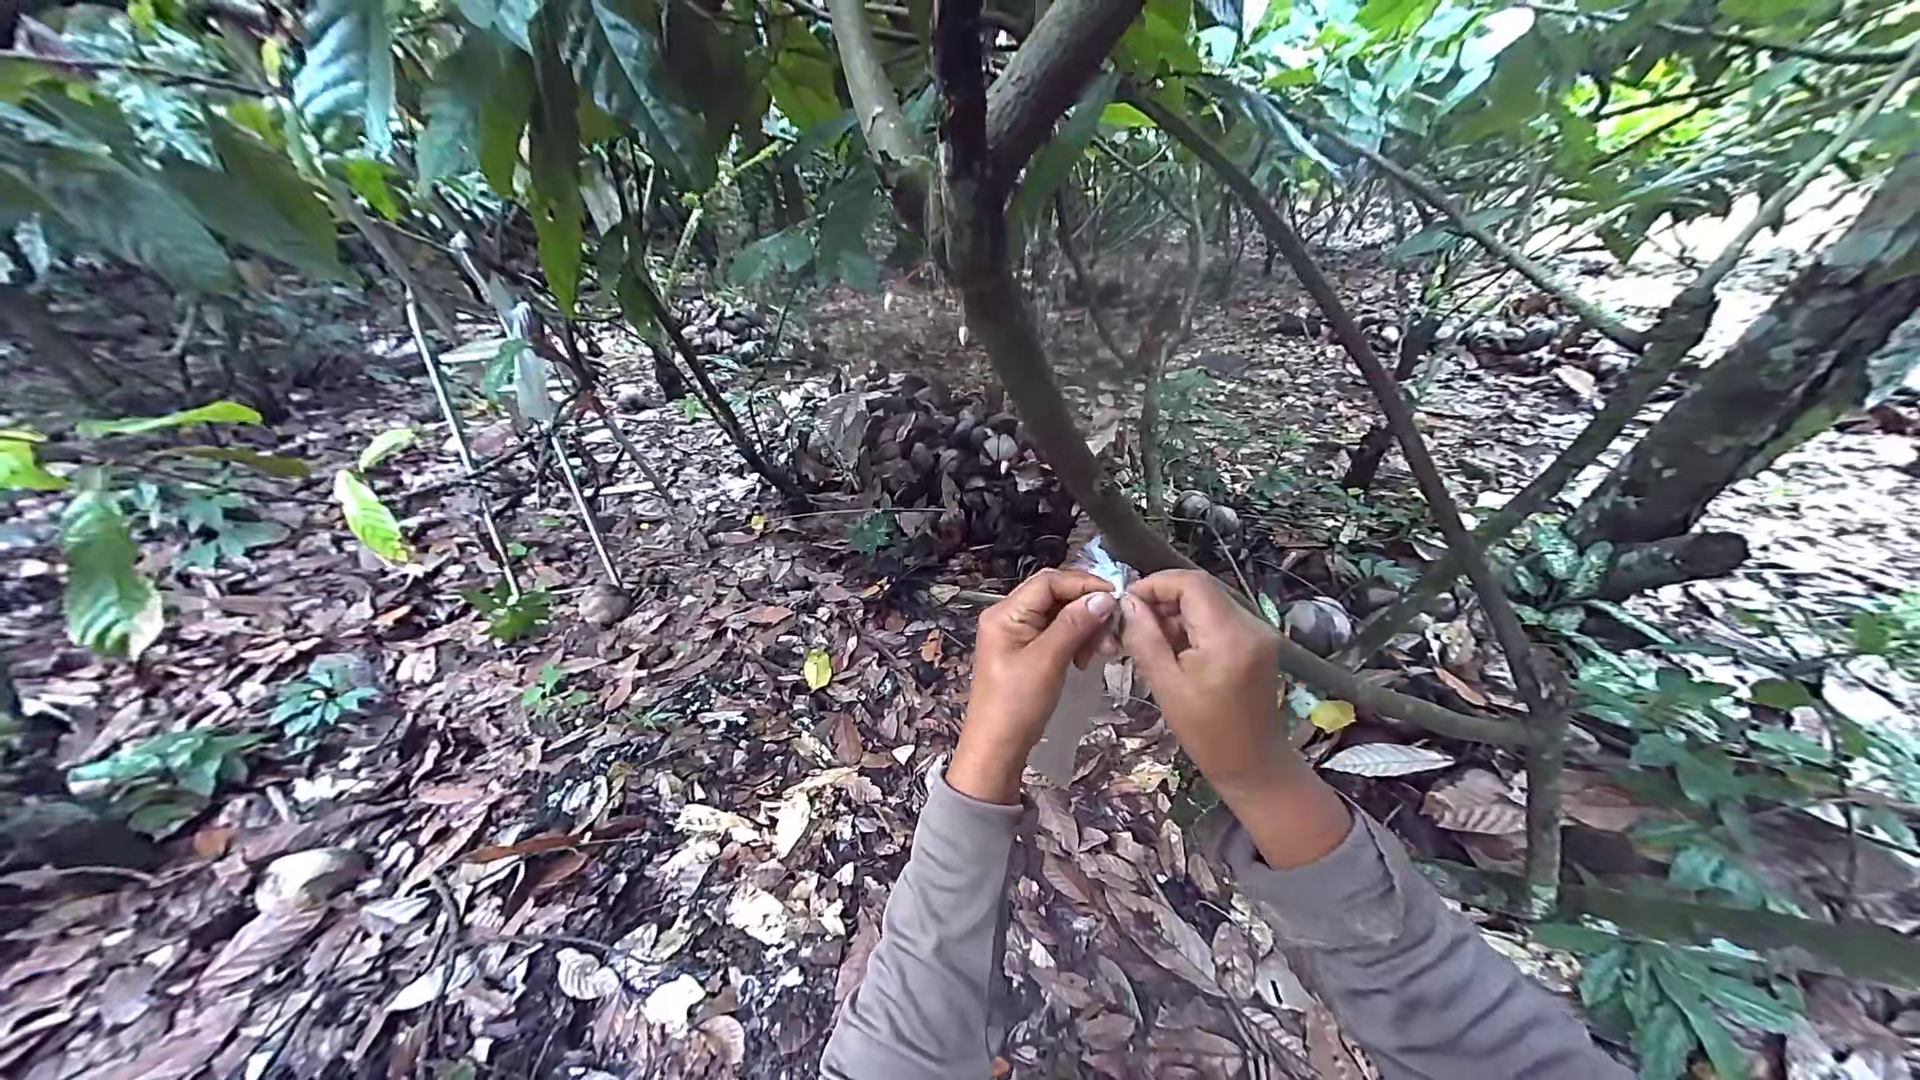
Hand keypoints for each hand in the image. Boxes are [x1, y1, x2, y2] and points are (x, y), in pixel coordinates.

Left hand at [948, 569, 1118, 802]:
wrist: (997, 749)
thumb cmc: (1018, 704)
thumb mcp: (1048, 661)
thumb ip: (1074, 624)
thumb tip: (1105, 597)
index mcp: (1005, 613)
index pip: (1048, 581)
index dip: (1083, 584)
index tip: (1116, 597)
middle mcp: (1008, 617)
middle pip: (1054, 595)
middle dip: (1086, 607)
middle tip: (1113, 626)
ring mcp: (1017, 635)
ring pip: (1059, 615)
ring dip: (1085, 626)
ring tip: (1104, 649)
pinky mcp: (1026, 652)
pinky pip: (1056, 634)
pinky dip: (1076, 640)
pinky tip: (1088, 657)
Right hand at [1120, 570, 1350, 866]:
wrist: (1254, 765)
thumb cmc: (1206, 732)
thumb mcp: (1165, 686)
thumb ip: (1144, 638)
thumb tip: (1127, 602)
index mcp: (1229, 636)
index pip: (1191, 583)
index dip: (1155, 584)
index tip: (1127, 602)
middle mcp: (1251, 625)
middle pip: (1200, 589)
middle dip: (1163, 599)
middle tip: (1135, 624)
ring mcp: (1259, 631)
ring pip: (1208, 600)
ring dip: (1176, 612)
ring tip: (1153, 640)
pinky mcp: (1258, 640)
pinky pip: (1218, 616)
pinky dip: (1193, 624)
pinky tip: (1177, 648)